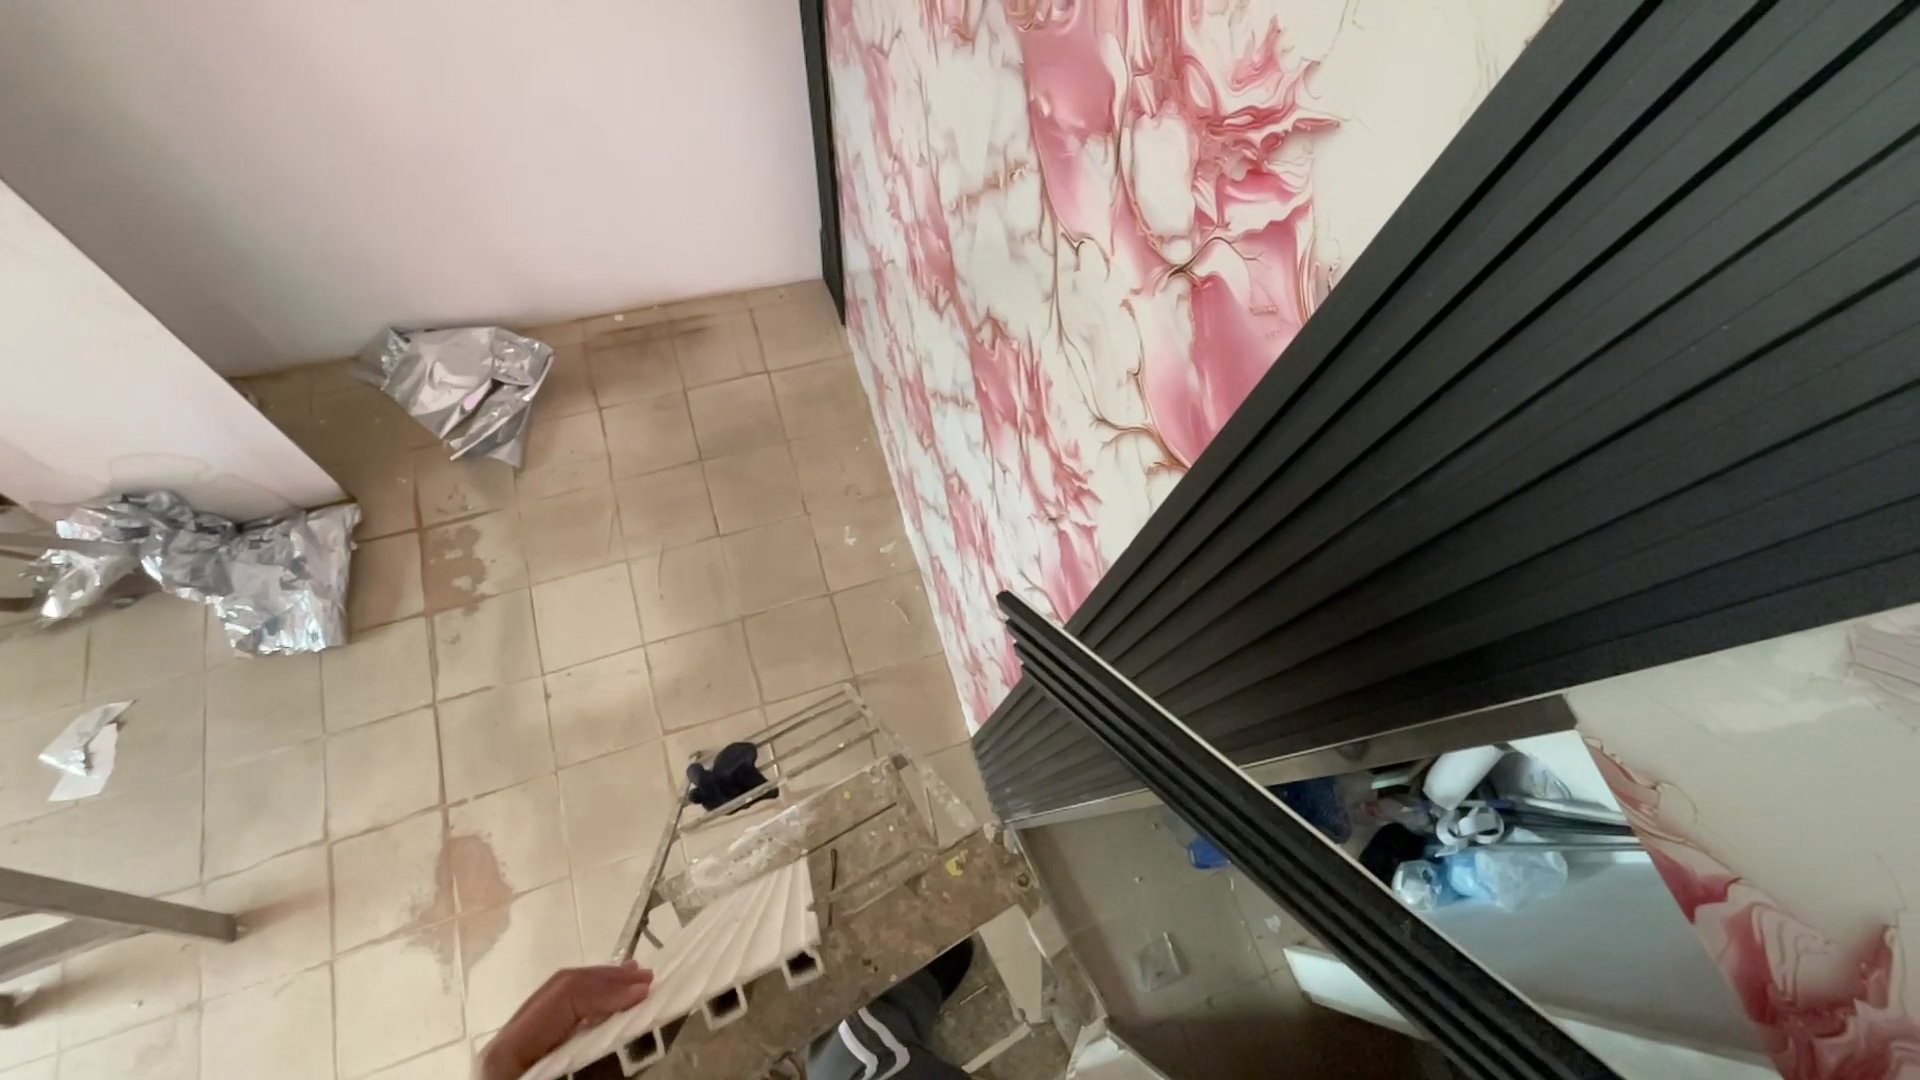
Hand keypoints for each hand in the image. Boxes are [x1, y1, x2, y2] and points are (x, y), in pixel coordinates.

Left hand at [479, 962, 654, 1079]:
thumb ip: (602, 1064)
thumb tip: (643, 1025)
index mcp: (505, 1058)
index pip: (562, 1000)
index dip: (606, 989)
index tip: (645, 992)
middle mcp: (500, 1047)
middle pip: (557, 990)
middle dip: (606, 981)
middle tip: (648, 981)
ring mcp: (507, 1053)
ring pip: (556, 1000)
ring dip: (599, 989)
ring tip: (637, 984)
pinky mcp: (518, 1063)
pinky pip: (554, 1020)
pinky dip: (587, 1008)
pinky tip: (611, 1006)